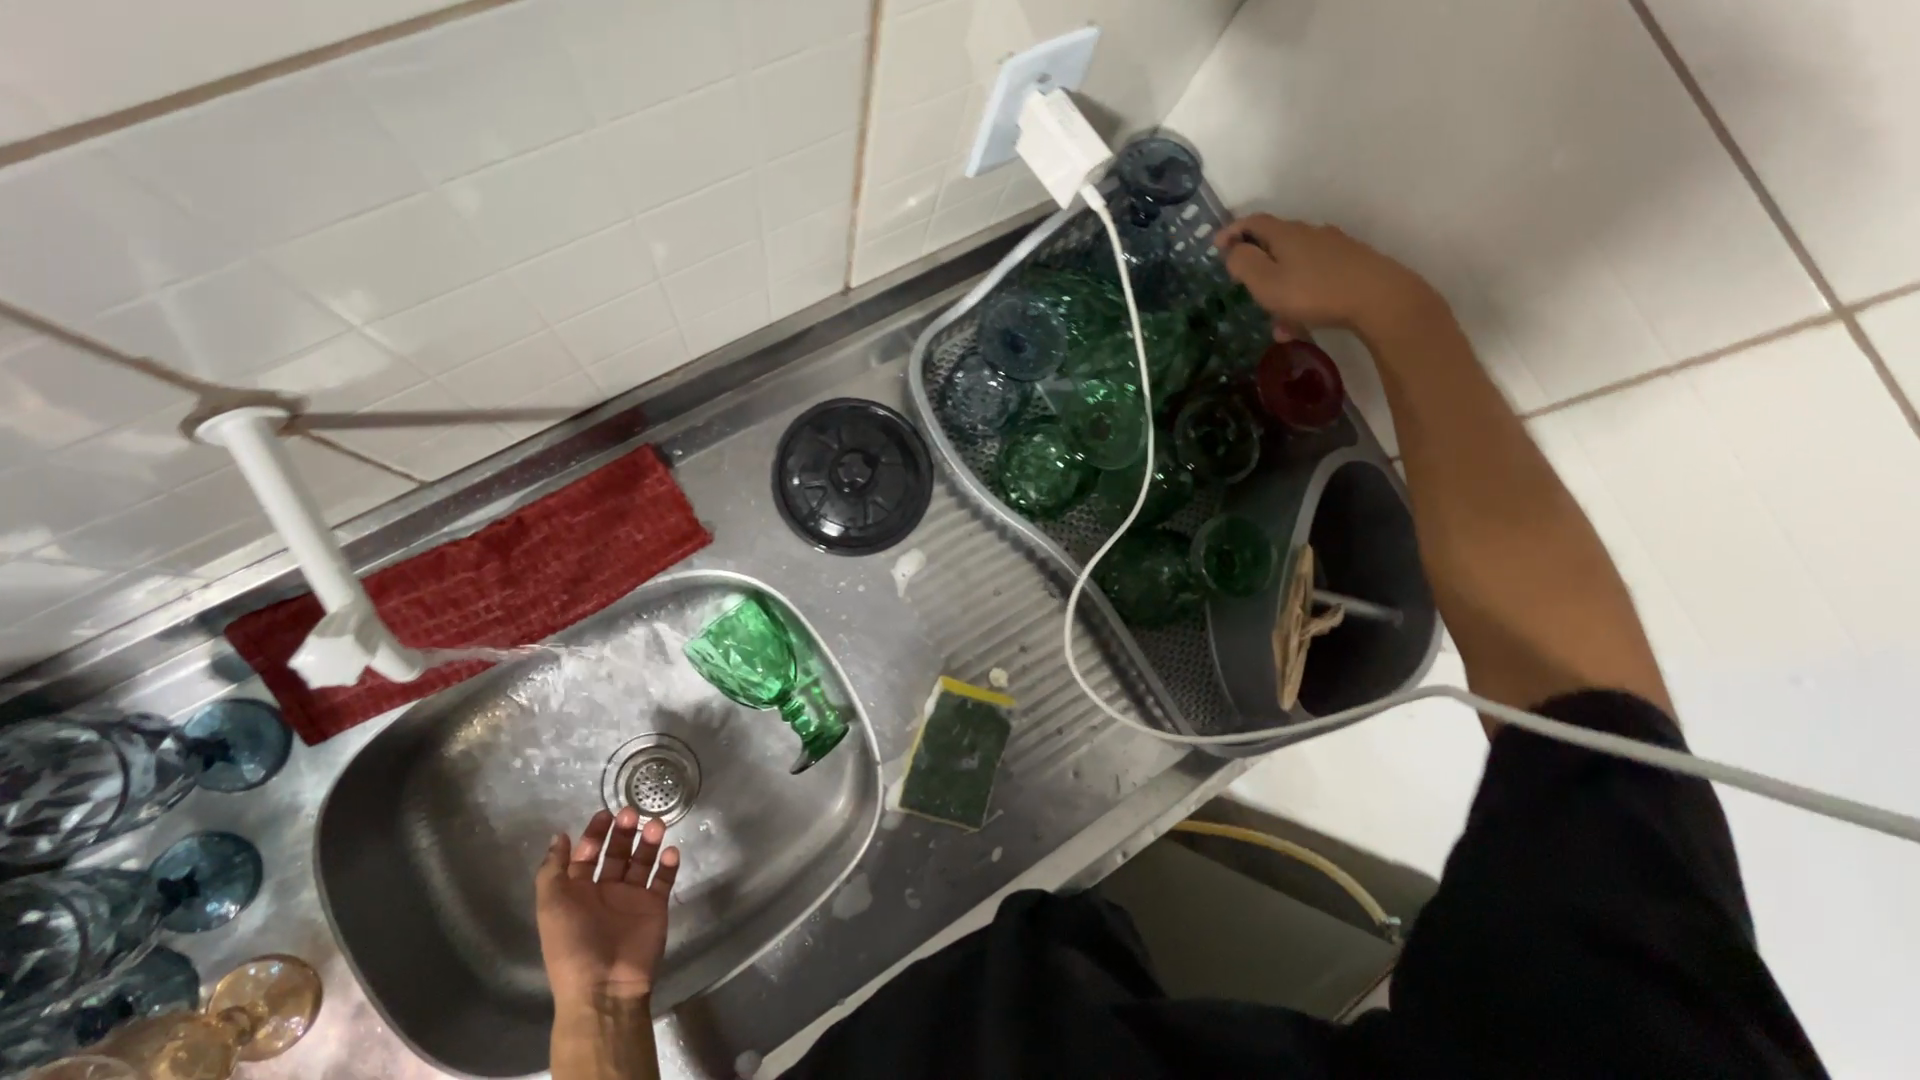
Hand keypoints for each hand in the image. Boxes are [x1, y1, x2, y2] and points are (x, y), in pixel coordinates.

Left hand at [535, 807, 679, 1008]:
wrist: (604, 984)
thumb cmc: (572, 944)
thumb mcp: (551, 905)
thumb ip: (553, 869)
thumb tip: (559, 836)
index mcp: (578, 892)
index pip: (587, 855)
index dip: (594, 834)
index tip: (605, 814)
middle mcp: (605, 892)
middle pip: (617, 854)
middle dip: (623, 833)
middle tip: (631, 813)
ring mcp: (632, 899)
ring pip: (642, 862)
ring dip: (648, 842)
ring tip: (655, 825)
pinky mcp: (655, 907)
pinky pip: (663, 880)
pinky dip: (668, 865)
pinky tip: (670, 851)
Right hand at [1215, 214, 1439, 335]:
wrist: (1380, 299)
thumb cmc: (1315, 291)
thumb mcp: (1267, 282)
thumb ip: (1244, 264)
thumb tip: (1234, 250)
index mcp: (1286, 234)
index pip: (1253, 222)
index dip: (1232, 231)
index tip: (1216, 246)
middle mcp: (1310, 234)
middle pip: (1276, 244)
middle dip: (1258, 267)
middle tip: (1245, 288)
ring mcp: (1335, 248)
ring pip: (1296, 267)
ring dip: (1281, 292)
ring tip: (1276, 325)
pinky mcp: (1352, 265)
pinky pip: (1315, 280)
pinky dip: (1302, 298)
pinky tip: (1303, 325)